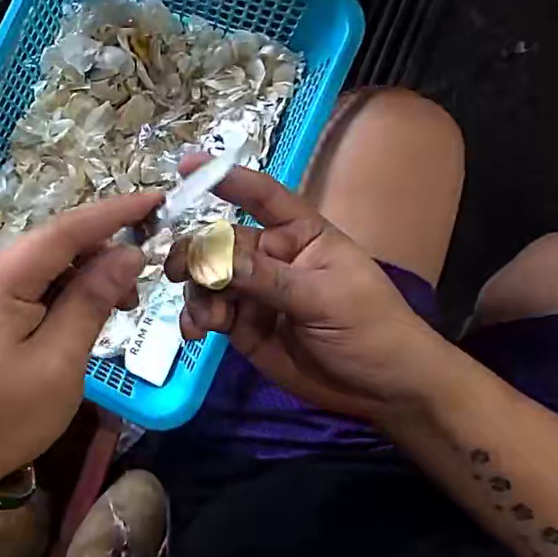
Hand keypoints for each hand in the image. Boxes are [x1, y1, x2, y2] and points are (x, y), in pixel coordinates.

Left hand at [0, 191, 158, 489]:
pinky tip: (86, 311)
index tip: (157, 198)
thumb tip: (128, 253)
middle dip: (104, 251)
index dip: (115, 212)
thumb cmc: (3, 417)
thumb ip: (93, 300)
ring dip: (87, 274)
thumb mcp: (59, 362)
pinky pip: (33, 281)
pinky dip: (65, 289)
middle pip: (57, 243)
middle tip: (143, 281)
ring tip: (121, 305)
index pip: (67, 230)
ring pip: (47, 262)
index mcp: (1, 277)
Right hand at [168, 160, 451, 418]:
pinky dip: (194, 317)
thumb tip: (213, 260)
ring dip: (196, 292)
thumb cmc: (369, 329)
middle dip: (196, 254)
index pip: (262, 196)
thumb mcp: (323, 298)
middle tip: (177, 271)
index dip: (228, 178)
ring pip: (207, 277)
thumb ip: (267, 279)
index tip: (189, 166)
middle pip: (220, 241)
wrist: (380, 390)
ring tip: (205, 319)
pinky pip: (207, 311)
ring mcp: (254, 290)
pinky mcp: (242, 323)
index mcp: (300, 234)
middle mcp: (270, 255)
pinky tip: (195, 332)